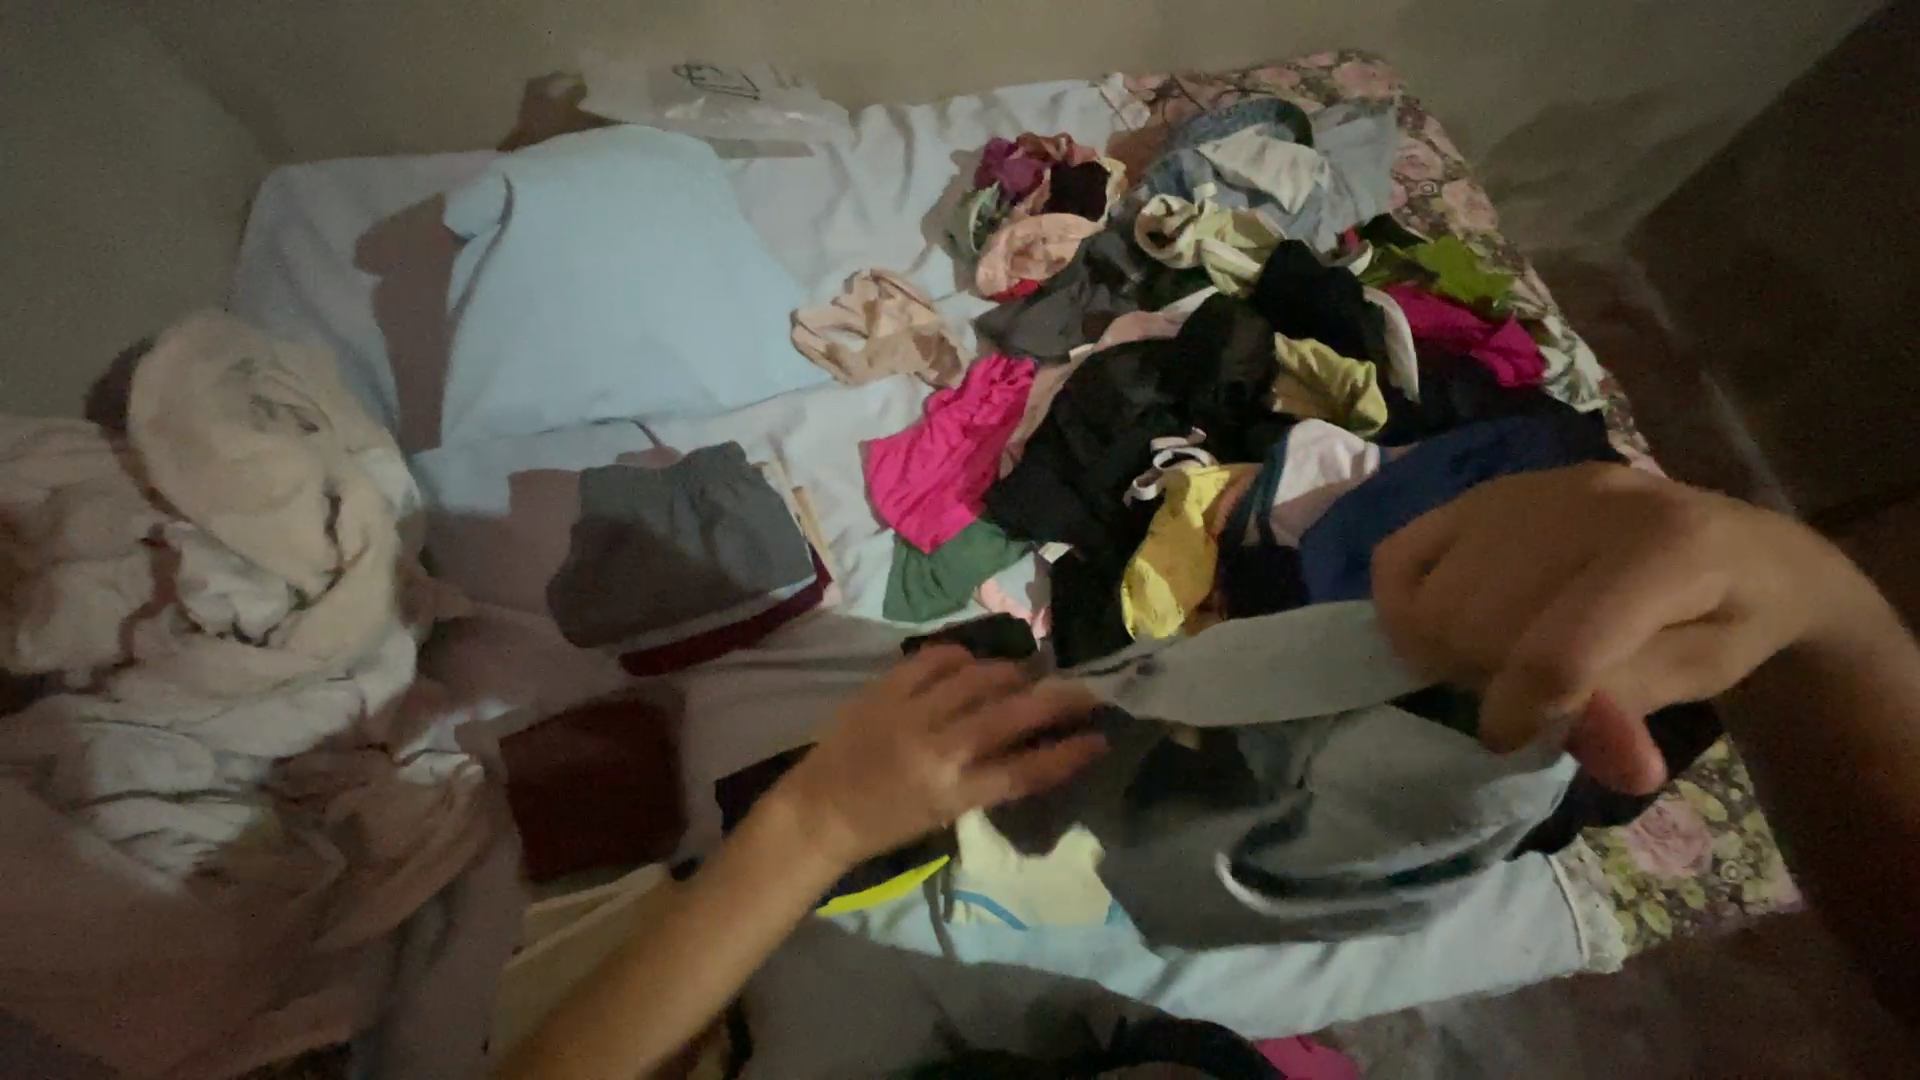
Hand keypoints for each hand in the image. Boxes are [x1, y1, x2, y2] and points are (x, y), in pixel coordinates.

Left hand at [766, 647, 1106, 869]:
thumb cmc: (885, 822)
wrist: (819, 810)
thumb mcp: (944, 814)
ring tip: (1023, 673)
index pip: (1025, 771)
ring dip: (1010, 673)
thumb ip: (986, 778)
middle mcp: (937, 751)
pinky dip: (961, 656)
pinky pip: (935, 658)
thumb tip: (1030, 742)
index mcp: (953, 794)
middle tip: (1083, 689)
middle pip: (1012, 716)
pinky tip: (970, 660)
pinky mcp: (885, 690)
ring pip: (978, 678)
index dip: (1068, 753)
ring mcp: (909, 715)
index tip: (1100, 737)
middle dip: (1057, 700)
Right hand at [1372, 463, 1871, 793]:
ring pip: (1430, 598)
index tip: (1507, 739)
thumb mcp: (1706, 671)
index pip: (1560, 648)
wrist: (1735, 541)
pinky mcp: (1472, 497)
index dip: (1523, 708)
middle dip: (1481, 676)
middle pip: (1477, 623)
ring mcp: (1514, 493)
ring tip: (1482, 656)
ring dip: (1441, 647)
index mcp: (1668, 548)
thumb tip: (1614, 768)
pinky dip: (1399, 604)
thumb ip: (1637, 706)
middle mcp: (1579, 503)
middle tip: (1511, 691)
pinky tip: (1438, 623)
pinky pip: (1396, 556)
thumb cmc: (1728, 614)